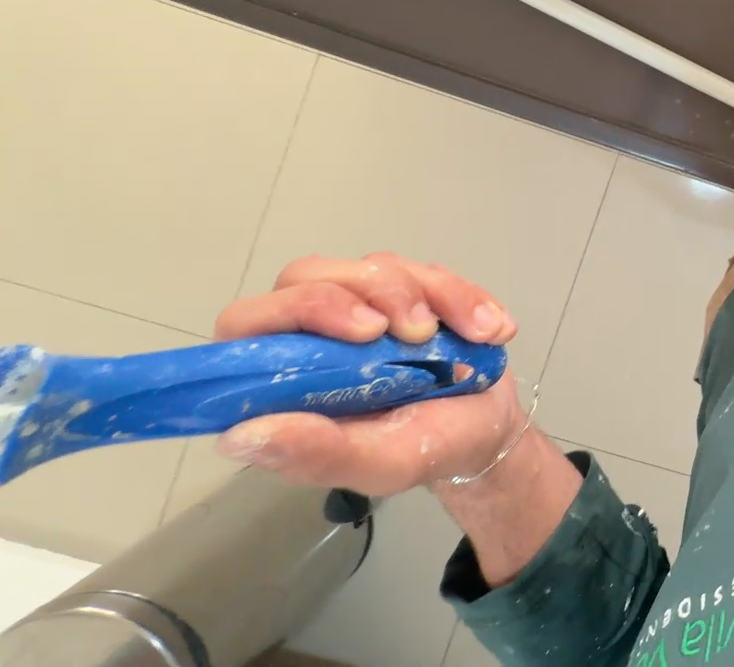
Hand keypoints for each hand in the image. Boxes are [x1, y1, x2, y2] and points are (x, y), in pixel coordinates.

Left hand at [213, 253, 526, 495]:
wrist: (490, 428)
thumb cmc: (431, 448)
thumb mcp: (382, 465)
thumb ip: (320, 453)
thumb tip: (238, 437)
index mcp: (287, 379)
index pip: (251, 321)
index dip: (301, 308)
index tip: (368, 331)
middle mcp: (316, 335)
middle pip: (314, 274)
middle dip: (380, 293)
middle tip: (423, 331)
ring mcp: (367, 306)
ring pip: (380, 267)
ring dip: (439, 296)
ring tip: (480, 337)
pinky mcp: (414, 292)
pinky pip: (433, 272)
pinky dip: (469, 298)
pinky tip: (495, 331)